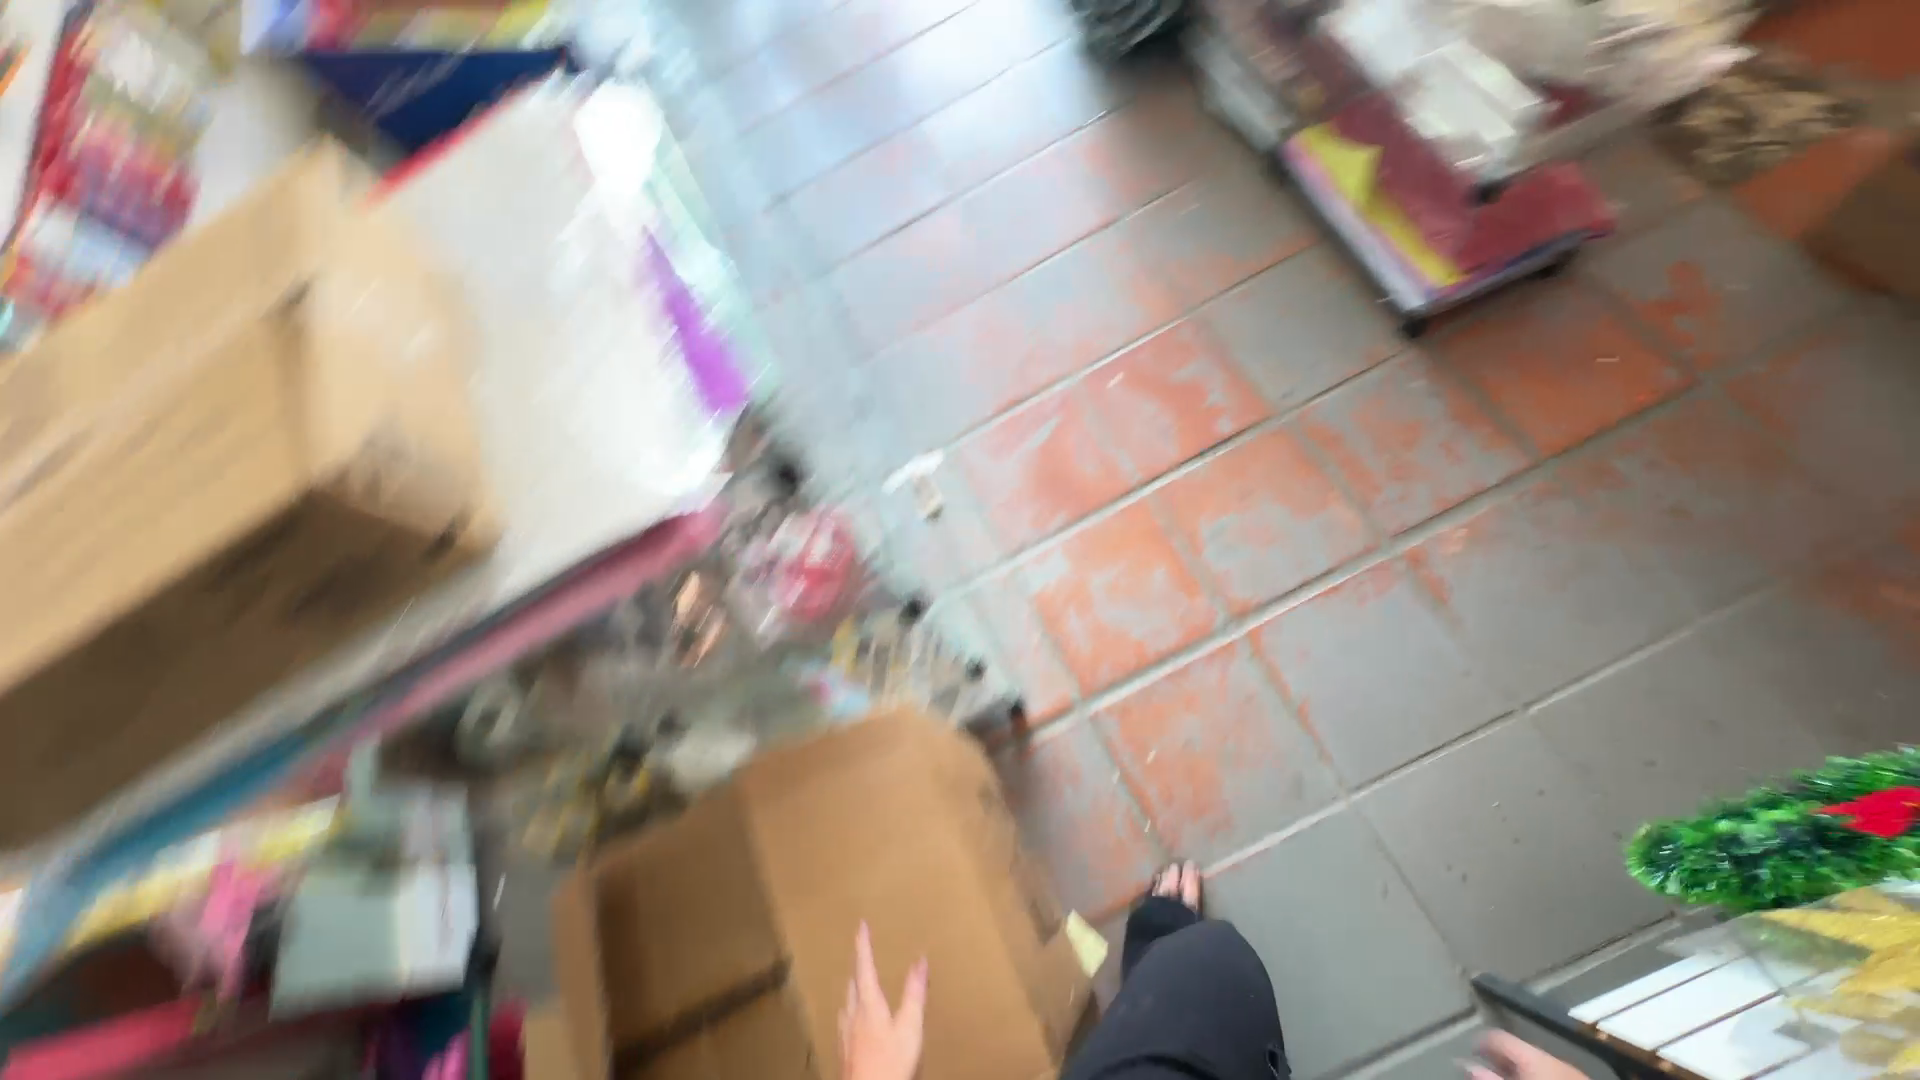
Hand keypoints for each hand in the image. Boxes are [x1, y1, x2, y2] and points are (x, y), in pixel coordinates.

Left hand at [839, 922, 927, 1079]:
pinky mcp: (844, 1051)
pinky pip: (845, 1022)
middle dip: (858, 966)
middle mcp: (852, 1014)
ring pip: (847, 1003)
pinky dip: (852, 1011)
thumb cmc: (891, 1062)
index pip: (864, 966)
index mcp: (868, 1003)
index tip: (861, 924)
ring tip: (859, 983)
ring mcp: (845, 1034)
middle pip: (853, 984)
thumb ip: (914, 993)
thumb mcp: (910, 1026)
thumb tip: (920, 958)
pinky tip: (854, 1021)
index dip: (863, 944)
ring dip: (854, 988)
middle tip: (862, 953)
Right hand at [1466, 1032, 1588, 1079]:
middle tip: (1485, 1072)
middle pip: (1518, 1051)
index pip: (1499, 1037)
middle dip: (1500, 1060)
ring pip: (1535, 1065)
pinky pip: (1551, 1075)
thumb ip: (1488, 1078)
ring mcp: (1571, 1073)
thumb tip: (1464, 1063)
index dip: (1481, 1042)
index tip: (1470, 1053)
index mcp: (1533, 1057)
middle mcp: (1553, 1059)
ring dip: (1518, 1071)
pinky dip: (1535, 1077)